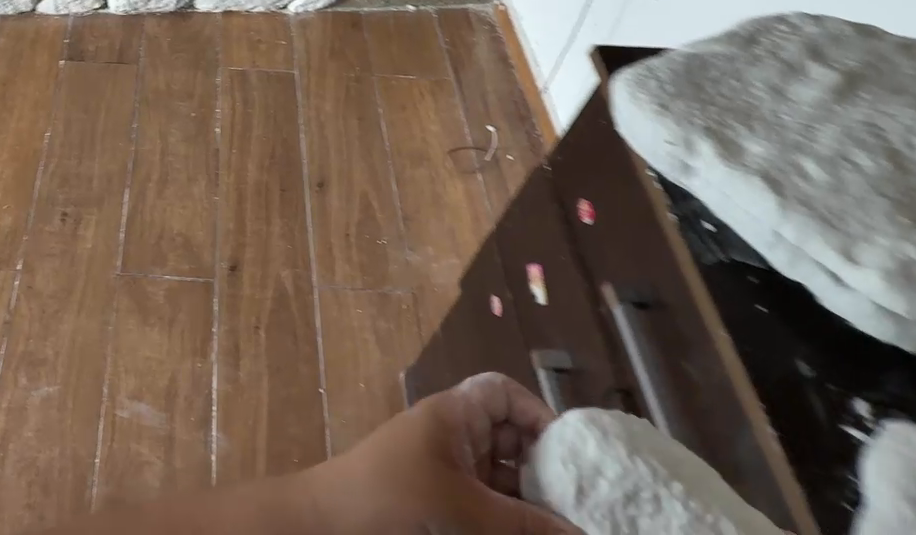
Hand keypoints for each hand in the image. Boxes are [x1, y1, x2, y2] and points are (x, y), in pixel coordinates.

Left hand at [296, 372, 579, 534]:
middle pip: (512, 440)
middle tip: (586, 506)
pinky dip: (512, 522)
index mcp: (455, 415)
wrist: (329, 526)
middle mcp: (454, 437)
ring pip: (505, 480)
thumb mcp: (465, 510)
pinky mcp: (443, 507)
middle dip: (548, 471)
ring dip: (534, 505)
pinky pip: (489, 507)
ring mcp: (448, 473)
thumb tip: (585, 533)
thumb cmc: (394, 498)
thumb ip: (527, 526)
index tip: (573, 457)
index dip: (539, 414)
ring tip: (573, 527)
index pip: (503, 393)